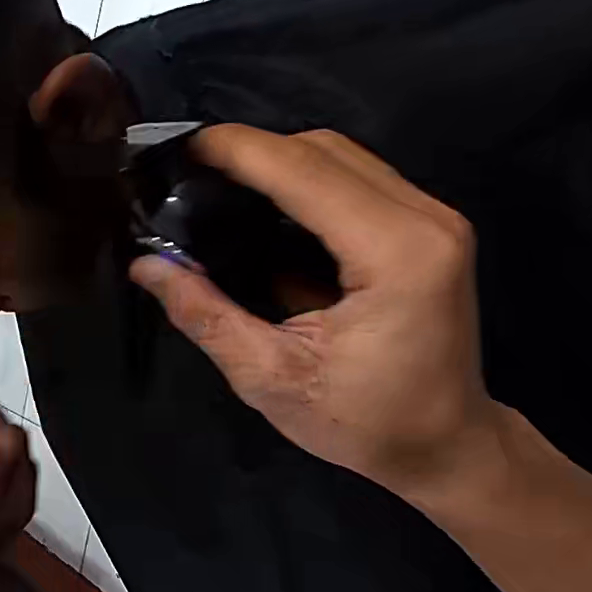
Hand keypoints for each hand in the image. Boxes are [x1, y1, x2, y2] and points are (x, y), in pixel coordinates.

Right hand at [130, 125, 504, 503]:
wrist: (445, 445)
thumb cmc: (362, 421)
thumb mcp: (267, 376)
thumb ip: (204, 314)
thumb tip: (146, 265)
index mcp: (393, 253)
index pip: (303, 171)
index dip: (236, 150)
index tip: (178, 147)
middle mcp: (423, 219)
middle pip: (322, 149)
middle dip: (248, 148)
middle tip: (185, 170)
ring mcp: (430, 218)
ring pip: (338, 155)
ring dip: (272, 158)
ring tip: (212, 180)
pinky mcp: (423, 227)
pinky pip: (351, 176)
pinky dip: (297, 177)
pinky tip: (257, 200)